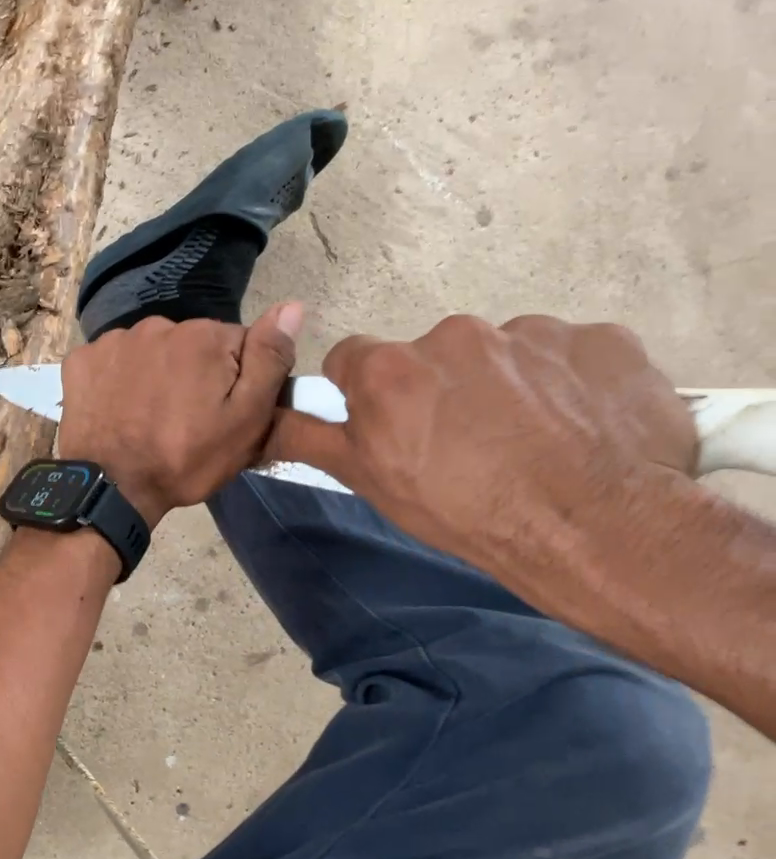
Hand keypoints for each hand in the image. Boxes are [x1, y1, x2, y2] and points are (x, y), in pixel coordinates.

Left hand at [57, 303, 303, 526]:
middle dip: (191, 372)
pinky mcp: (80, 361)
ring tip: (147, 415)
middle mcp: (156, 326)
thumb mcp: (246, 419)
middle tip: (182, 417)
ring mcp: (111, 342)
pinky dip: (114, 378)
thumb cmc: (185, 459)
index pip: (235, 344)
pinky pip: (109, 361)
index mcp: (203, 336)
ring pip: (148, 351)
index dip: (233, 378)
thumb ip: (269, 359)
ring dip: (152, 373)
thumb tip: (291, 305)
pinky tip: (116, 407)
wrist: (111, 487)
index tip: (219, 410)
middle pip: (188, 344)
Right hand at [265, 314, 697, 563]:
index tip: (390, 425)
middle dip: (441, 386)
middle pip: (430, 354)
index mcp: (388, 369)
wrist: (591, 525)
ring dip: (505, 383)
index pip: (353, 358)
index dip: (366, 392)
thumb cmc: (458, 507)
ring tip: (529, 436)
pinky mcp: (605, 341)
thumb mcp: (363, 478)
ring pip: (502, 353)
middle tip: (465, 440)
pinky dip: (570, 381)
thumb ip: (304, 438)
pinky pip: (571, 353)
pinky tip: (579, 424)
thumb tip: (253, 418)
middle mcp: (454, 335)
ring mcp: (534, 334)